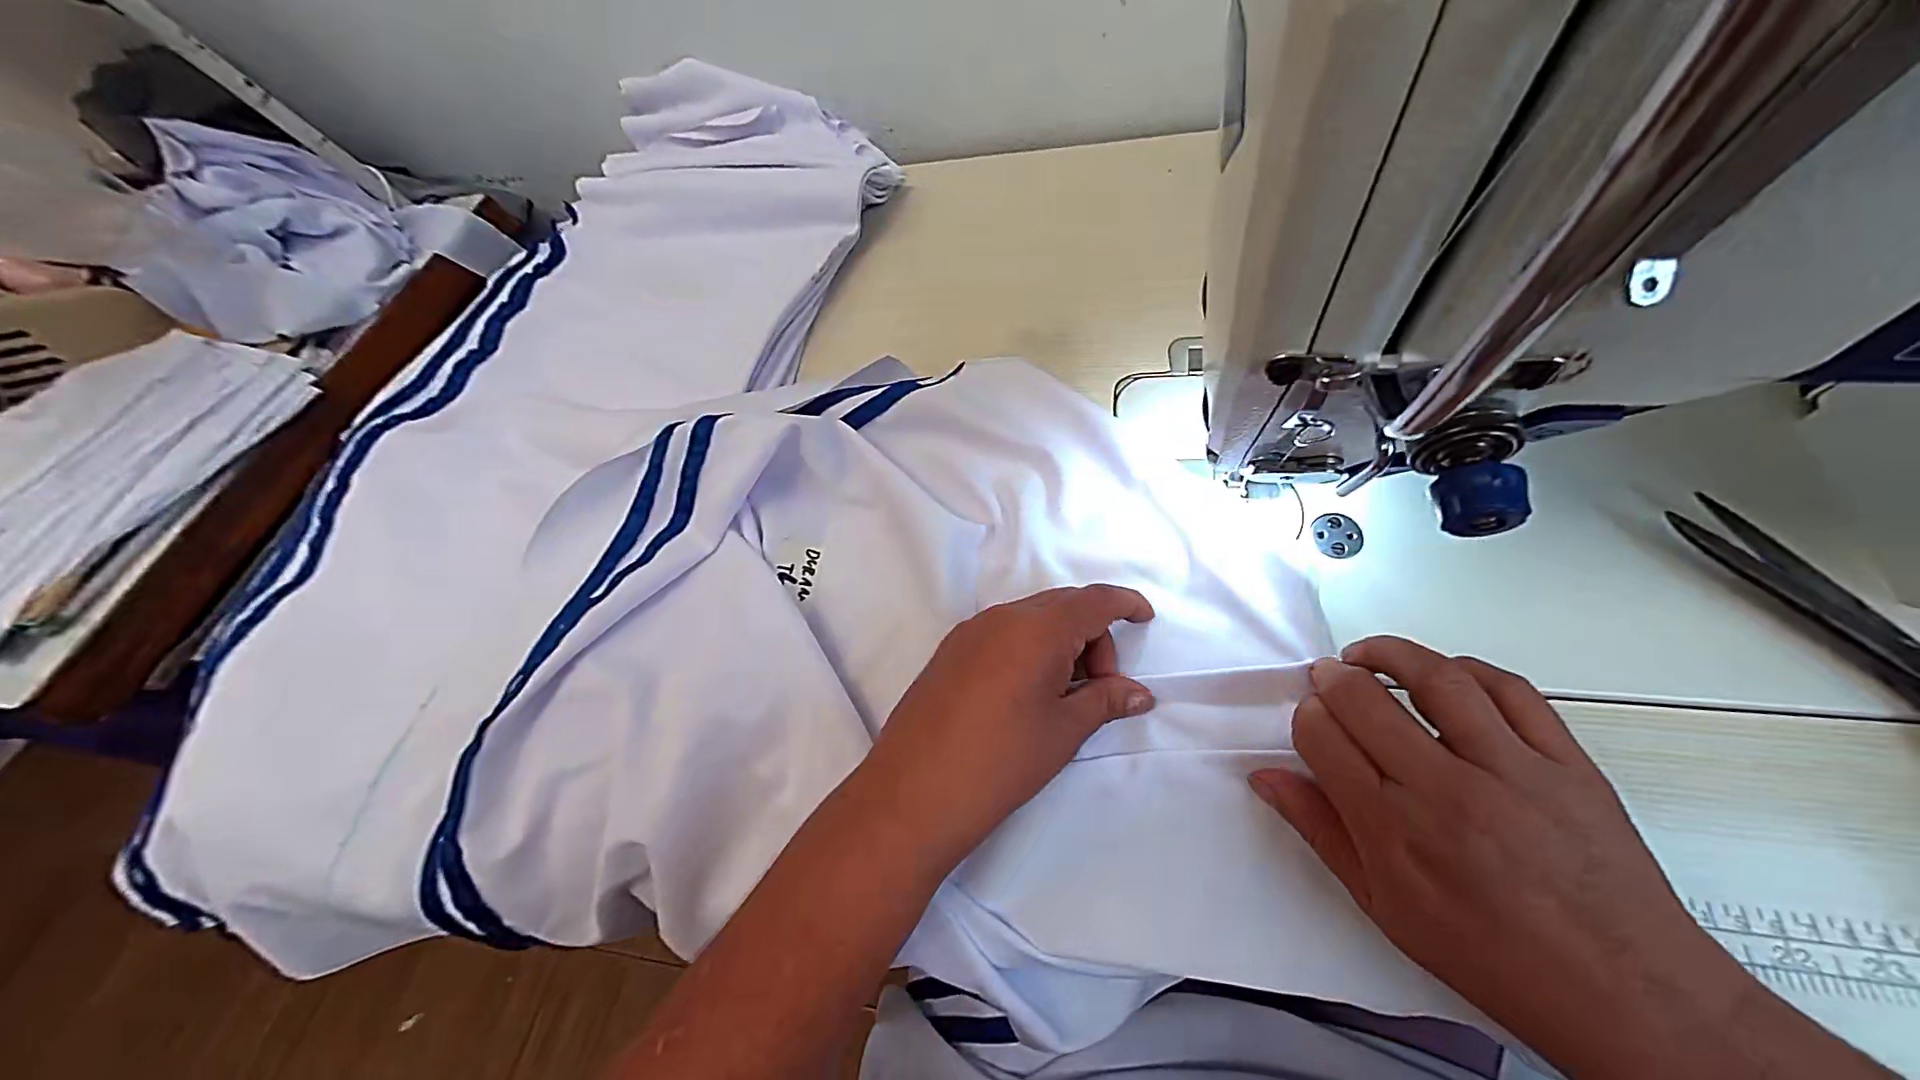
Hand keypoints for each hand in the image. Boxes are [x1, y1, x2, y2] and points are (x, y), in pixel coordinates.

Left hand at [859, 585, 1155, 863]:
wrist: (912, 792)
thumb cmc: (999, 762)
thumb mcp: (1062, 731)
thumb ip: (1104, 701)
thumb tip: (1138, 693)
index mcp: (1036, 629)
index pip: (1093, 600)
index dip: (1125, 603)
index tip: (1145, 617)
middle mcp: (1000, 618)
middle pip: (1062, 607)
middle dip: (1093, 637)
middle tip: (1099, 689)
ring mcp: (969, 632)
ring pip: (1031, 620)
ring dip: (1059, 645)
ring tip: (1061, 698)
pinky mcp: (949, 651)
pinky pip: (1002, 633)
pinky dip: (1028, 649)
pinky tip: (1027, 695)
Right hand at [1249, 636, 1889, 1078]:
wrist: (1626, 996)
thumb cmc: (1499, 957)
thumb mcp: (1383, 904)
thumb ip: (1321, 830)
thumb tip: (1271, 780)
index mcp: (1392, 828)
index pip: (1322, 736)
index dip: (1306, 715)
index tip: (1310, 716)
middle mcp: (1445, 789)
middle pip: (1364, 698)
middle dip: (1333, 677)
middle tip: (1328, 675)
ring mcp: (1511, 771)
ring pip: (1437, 677)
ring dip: (1391, 652)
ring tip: (1370, 654)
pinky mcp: (1567, 764)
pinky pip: (1515, 692)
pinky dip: (1472, 669)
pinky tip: (1449, 672)